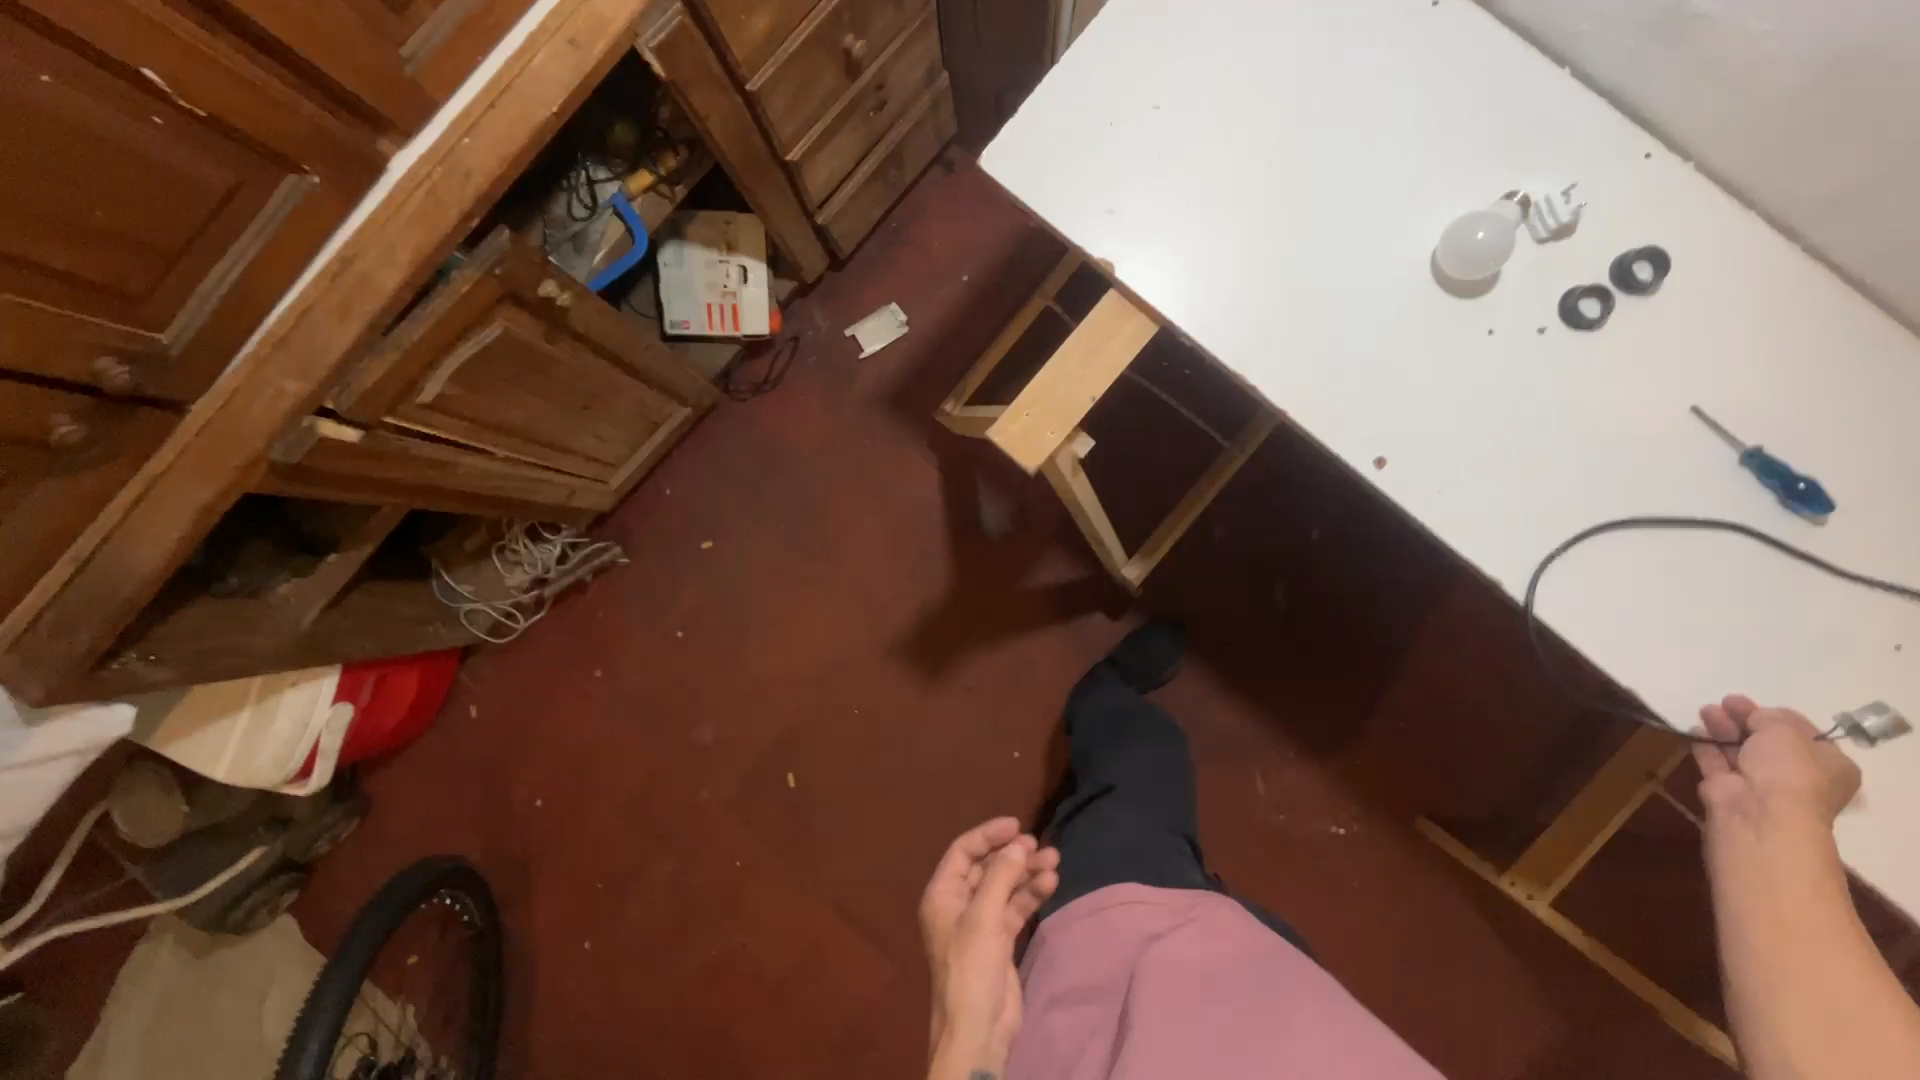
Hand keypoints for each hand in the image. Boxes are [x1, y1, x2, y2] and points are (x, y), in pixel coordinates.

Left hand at [918, 817, 1059, 1076]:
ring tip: (1054, 861)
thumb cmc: (971, 966)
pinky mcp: (999, 939)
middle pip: (987, 867)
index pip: (963, 851)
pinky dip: (1030, 895)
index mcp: (942, 894)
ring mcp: (979, 922)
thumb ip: (1000, 876)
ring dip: (1027, 873)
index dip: (989, 835)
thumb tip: (1018, 845)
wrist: (977, 1027)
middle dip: (1013, 855)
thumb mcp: (983, 917)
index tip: (1017, 825)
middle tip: (1040, 846)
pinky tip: (1050, 884)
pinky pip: (1015, 907)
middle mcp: (958, 904)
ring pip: (1005, 887)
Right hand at [1695, 695, 1860, 831]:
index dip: (1780, 716)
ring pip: (1740, 748)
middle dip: (1746, 719)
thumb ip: (1769, 716)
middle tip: (1726, 702)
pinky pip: (1716, 760)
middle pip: (1768, 740)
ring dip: (1723, 727)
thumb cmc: (1788, 770)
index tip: (1757, 704)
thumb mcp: (1785, 731)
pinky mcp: (1729, 788)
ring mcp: (1761, 783)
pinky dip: (1706, 744)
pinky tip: (1695, 729)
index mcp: (1830, 764)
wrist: (1760, 811)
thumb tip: (1757, 715)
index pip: (1806, 734)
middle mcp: (1799, 775)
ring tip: (1706, 710)